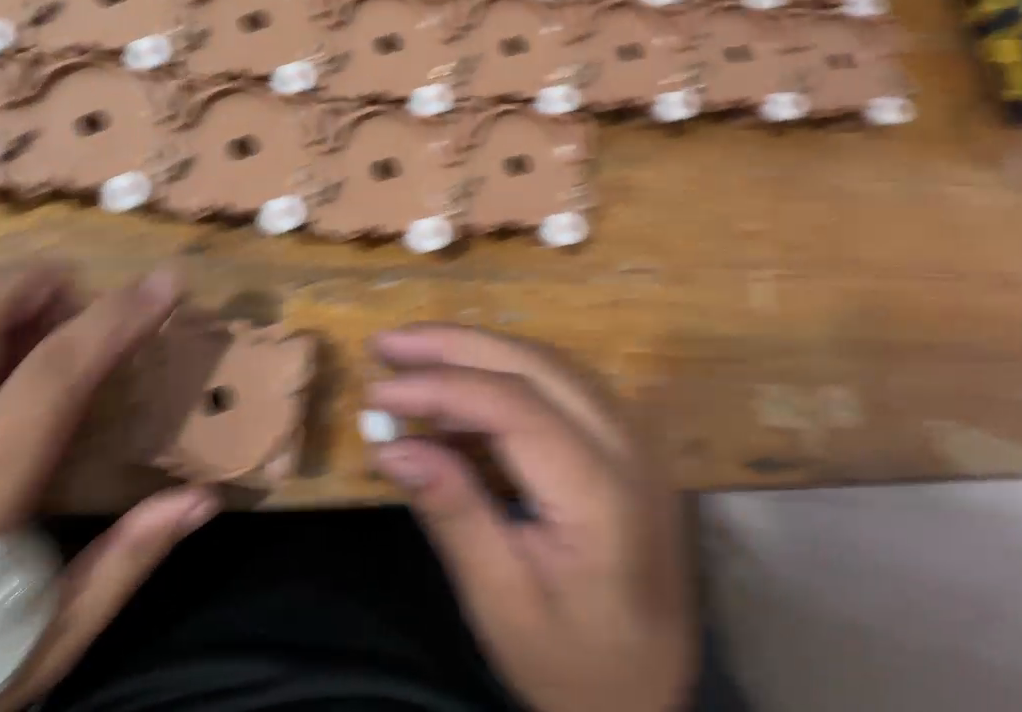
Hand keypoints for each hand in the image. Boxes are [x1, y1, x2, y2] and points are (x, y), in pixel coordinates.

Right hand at [366, 326, 694, 711]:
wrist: (645, 702)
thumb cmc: (571, 662)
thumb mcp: (502, 602)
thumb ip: (454, 514)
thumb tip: (390, 446)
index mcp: (602, 494)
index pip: (514, 405)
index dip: (439, 386)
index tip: (376, 393)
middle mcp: (629, 452)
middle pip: (536, 364)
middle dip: (455, 345)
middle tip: (386, 344)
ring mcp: (636, 446)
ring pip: (552, 365)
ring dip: (479, 352)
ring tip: (413, 358)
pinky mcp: (626, 450)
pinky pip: (562, 387)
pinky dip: (505, 376)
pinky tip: (460, 396)